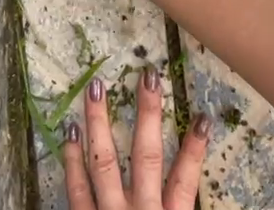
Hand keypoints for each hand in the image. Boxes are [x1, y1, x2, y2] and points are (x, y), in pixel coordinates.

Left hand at [62, 68, 209, 209]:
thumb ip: (180, 204)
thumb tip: (188, 178)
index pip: (186, 179)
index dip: (194, 147)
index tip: (202, 117)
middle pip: (147, 156)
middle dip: (148, 114)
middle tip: (148, 76)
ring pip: (105, 162)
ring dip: (99, 122)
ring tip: (96, 88)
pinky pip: (77, 188)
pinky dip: (72, 159)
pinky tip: (70, 130)